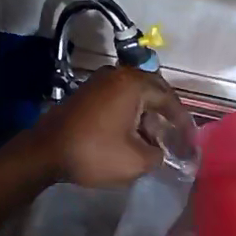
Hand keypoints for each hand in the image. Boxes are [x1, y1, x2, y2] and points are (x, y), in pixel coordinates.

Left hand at [23, 66, 188, 189]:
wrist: (45, 151)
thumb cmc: (94, 152)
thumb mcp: (136, 160)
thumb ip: (159, 153)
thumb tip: (160, 150)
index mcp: (132, 83)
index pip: (168, 98)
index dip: (182, 122)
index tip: (190, 141)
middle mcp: (116, 75)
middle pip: (152, 91)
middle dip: (166, 114)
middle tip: (176, 137)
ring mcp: (98, 81)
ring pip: (133, 94)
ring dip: (146, 114)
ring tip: (155, 140)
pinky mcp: (86, 93)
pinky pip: (117, 98)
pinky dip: (129, 113)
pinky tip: (132, 134)